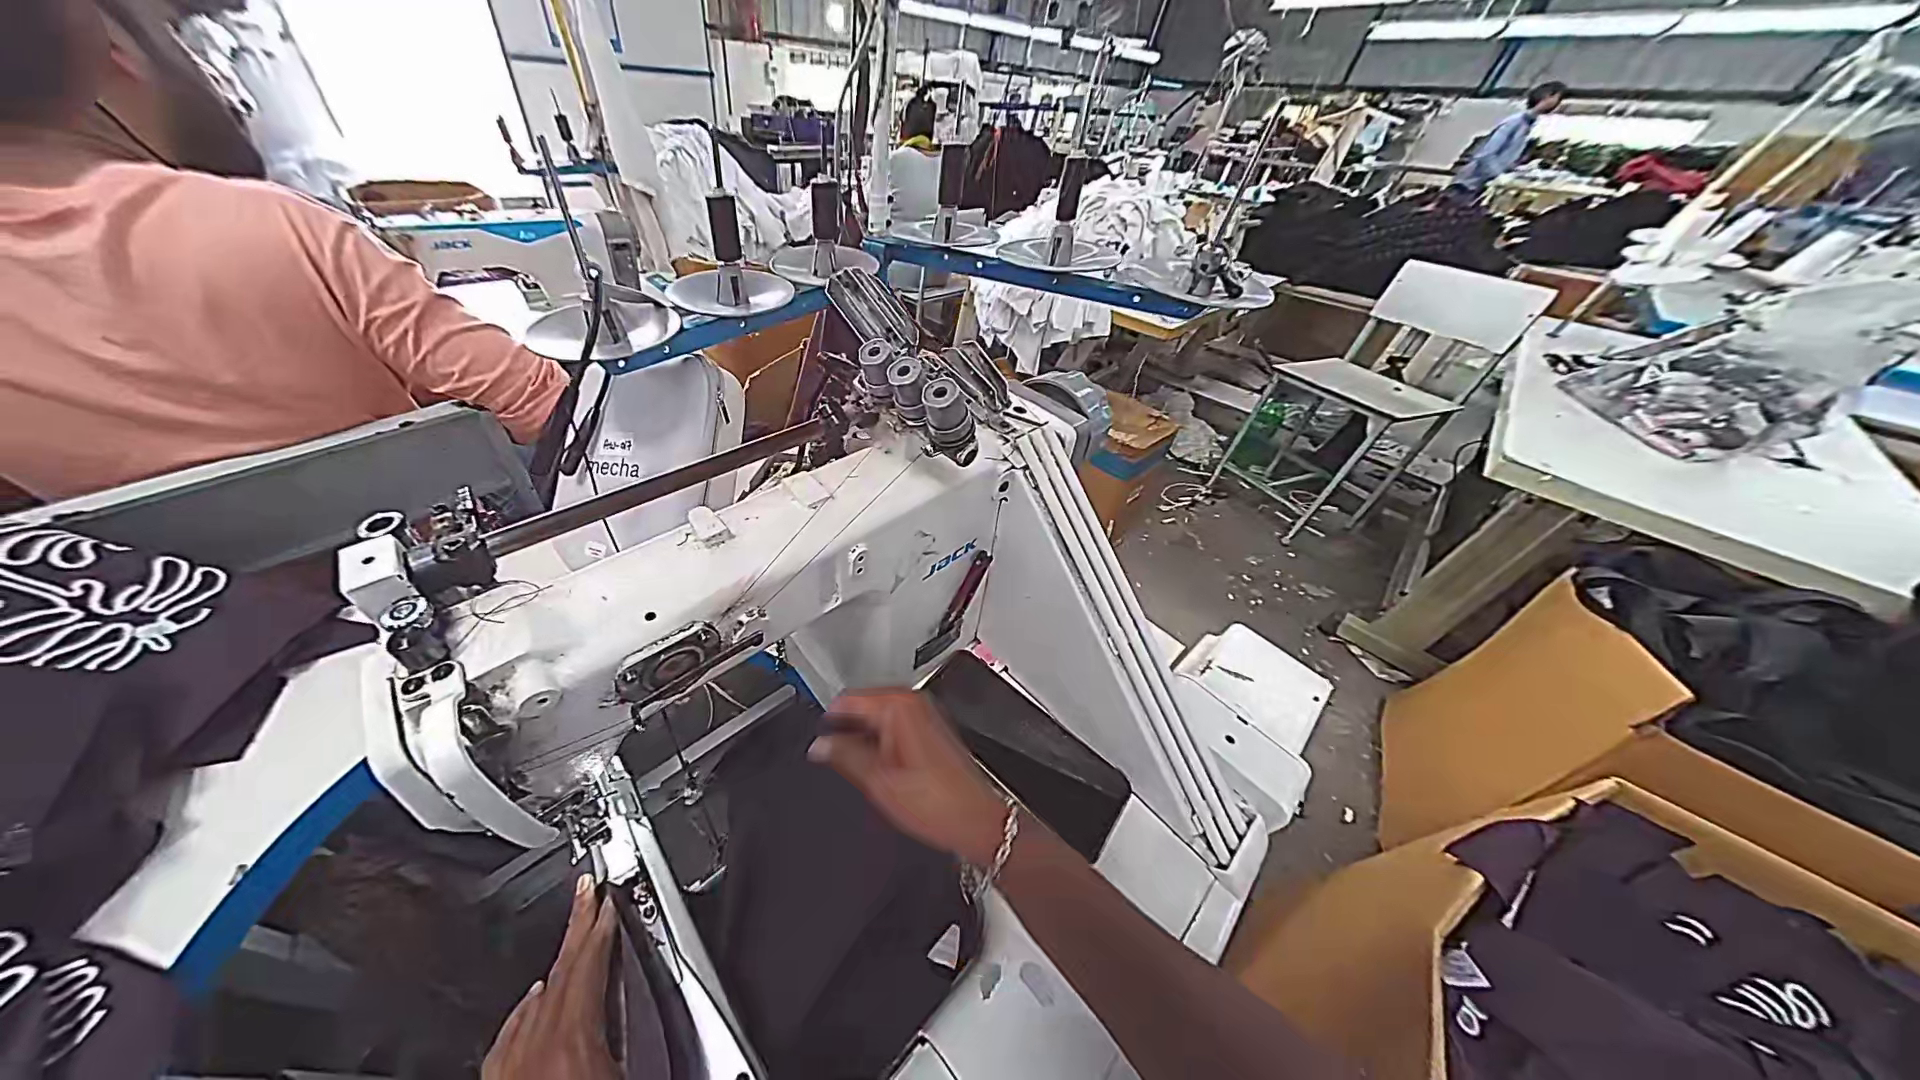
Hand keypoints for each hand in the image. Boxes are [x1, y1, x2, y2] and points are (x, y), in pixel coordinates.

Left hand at [483, 875, 619, 1079]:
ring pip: (532, 1003)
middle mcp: (534, 1051)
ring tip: (570, 941)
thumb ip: (631, 1042)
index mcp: (572, 1043)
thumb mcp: (626, 1071)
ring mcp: (510, 1071)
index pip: (587, 965)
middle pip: (559, 974)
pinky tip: (530, 1002)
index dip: (598, 927)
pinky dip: (526, 1009)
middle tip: (584, 892)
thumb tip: (662, 1017)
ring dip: (555, 967)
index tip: (605, 898)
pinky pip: (508, 1036)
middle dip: (574, 929)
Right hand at [812, 688, 1009, 863]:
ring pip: (878, 717)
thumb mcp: (878, 782)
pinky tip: (876, 767)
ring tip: (853, 765)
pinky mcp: (930, 729)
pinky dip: (880, 741)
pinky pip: (893, 726)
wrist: (974, 820)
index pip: (847, 699)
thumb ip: (845, 756)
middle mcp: (915, 703)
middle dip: (845, 729)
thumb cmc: (939, 803)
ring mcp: (925, 714)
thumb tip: (821, 744)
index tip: (816, 738)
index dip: (827, 720)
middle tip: (830, 756)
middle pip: (863, 706)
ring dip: (862, 737)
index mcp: (900, 706)